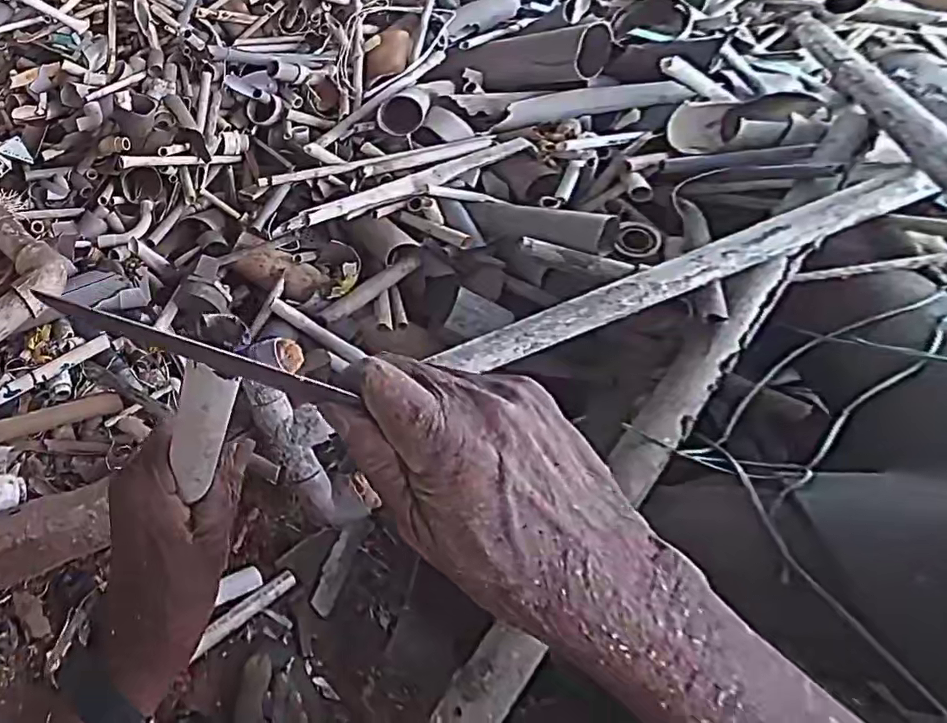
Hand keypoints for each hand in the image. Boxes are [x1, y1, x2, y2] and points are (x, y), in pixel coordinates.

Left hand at [93, 426, 252, 714]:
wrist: (139, 642)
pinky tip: (189, 522)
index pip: (180, 422)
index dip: (209, 416)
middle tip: (216, 495)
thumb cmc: (171, 606)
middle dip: (204, 457)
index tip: (229, 400)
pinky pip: (161, 473)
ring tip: (201, 519)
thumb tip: (238, 449)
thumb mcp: (213, 544)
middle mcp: (128, 476)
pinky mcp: (127, 499)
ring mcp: (124, 487)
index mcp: (147, 482)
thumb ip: (225, 487)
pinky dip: (181, 486)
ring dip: (194, 474)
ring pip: (171, 455)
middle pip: (177, 436)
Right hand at [322, 359, 662, 646]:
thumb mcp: (418, 525)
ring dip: (424, 401)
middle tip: (393, 440)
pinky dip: (461, 405)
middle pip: (400, 366)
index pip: (371, 370)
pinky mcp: (531, 395)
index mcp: (441, 437)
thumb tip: (340, 415)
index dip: (350, 386)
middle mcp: (477, 404)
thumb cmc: (520, 571)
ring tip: (444, 452)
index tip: (345, 400)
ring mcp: (509, 395)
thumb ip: (371, 456)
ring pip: (434, 373)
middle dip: (384, 396)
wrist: (605, 580)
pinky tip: (476, 447)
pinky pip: (472, 382)